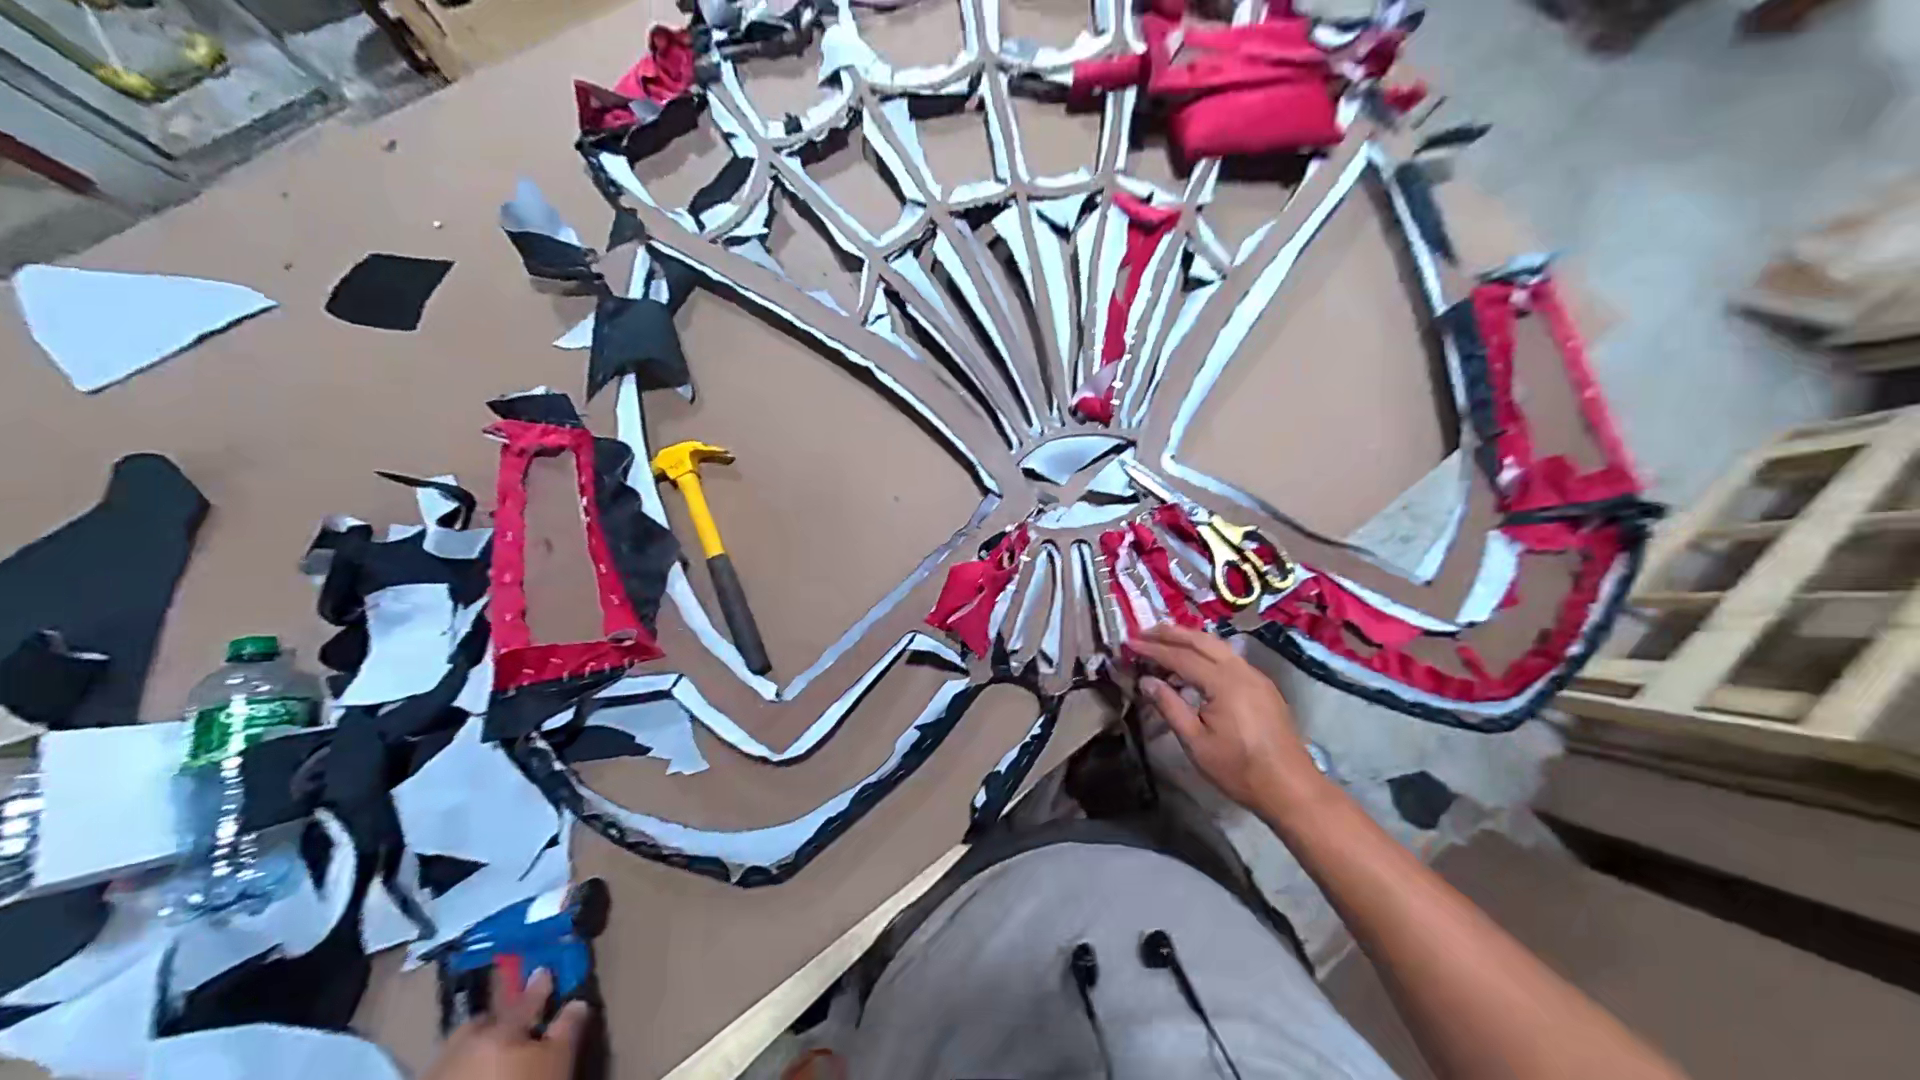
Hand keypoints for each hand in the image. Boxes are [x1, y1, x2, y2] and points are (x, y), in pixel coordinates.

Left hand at [422, 967, 591, 1079]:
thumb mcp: (557, 1064)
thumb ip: (567, 1030)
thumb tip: (577, 1003)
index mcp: (500, 1031)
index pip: (526, 1000)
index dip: (539, 986)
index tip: (545, 970)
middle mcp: (465, 1043)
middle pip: (482, 1021)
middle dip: (496, 1020)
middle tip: (513, 1028)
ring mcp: (439, 1072)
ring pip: (460, 1047)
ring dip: (475, 1046)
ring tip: (489, 1058)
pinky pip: (444, 1071)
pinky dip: (459, 1069)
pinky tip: (470, 1077)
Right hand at [1128, 623, 1323, 816]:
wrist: (1290, 788)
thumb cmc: (1239, 769)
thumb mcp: (1196, 742)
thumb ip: (1170, 706)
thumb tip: (1146, 681)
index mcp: (1224, 683)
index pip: (1181, 657)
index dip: (1153, 649)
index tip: (1130, 643)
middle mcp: (1241, 670)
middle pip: (1201, 640)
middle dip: (1171, 633)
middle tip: (1143, 631)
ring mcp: (1255, 676)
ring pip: (1218, 646)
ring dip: (1189, 639)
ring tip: (1164, 639)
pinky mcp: (1262, 686)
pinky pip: (1229, 657)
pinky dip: (1206, 652)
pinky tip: (1193, 662)